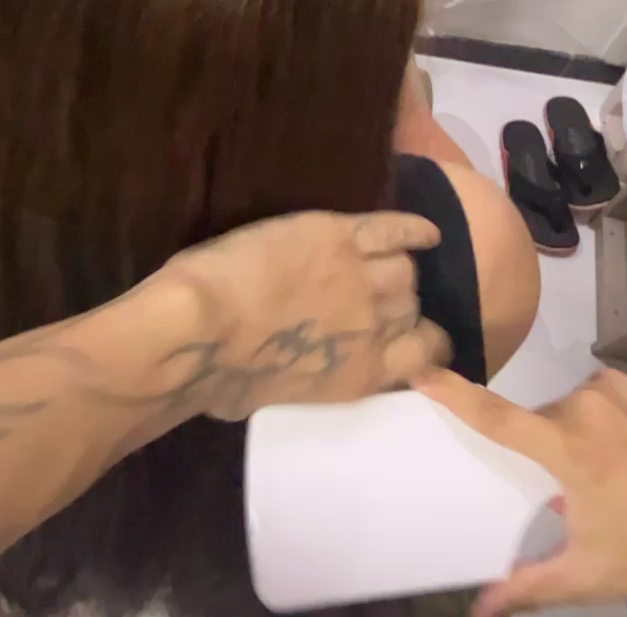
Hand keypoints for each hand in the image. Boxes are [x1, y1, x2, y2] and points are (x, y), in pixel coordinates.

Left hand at [143, 211, 451, 420]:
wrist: (201, 329)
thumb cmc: (223, 375)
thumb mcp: (280, 398)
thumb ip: (315, 379)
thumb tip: (312, 366)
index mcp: (361, 374)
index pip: (423, 354)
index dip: (424, 342)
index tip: (418, 335)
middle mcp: (373, 326)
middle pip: (409, 304)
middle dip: (398, 302)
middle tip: (374, 295)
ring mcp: (359, 277)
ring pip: (403, 267)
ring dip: (397, 267)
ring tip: (385, 262)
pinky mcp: (337, 236)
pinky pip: (390, 228)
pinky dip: (411, 228)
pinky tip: (425, 232)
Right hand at [414, 368, 626, 616]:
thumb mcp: (590, 575)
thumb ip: (530, 585)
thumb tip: (479, 609)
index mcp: (572, 453)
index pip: (498, 418)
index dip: (455, 394)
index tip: (420, 373)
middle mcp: (585, 410)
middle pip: (531, 420)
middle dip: (537, 449)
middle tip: (565, 487)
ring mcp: (609, 391)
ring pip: (557, 406)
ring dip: (562, 433)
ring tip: (597, 470)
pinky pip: (584, 393)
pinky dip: (587, 415)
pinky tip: (614, 445)